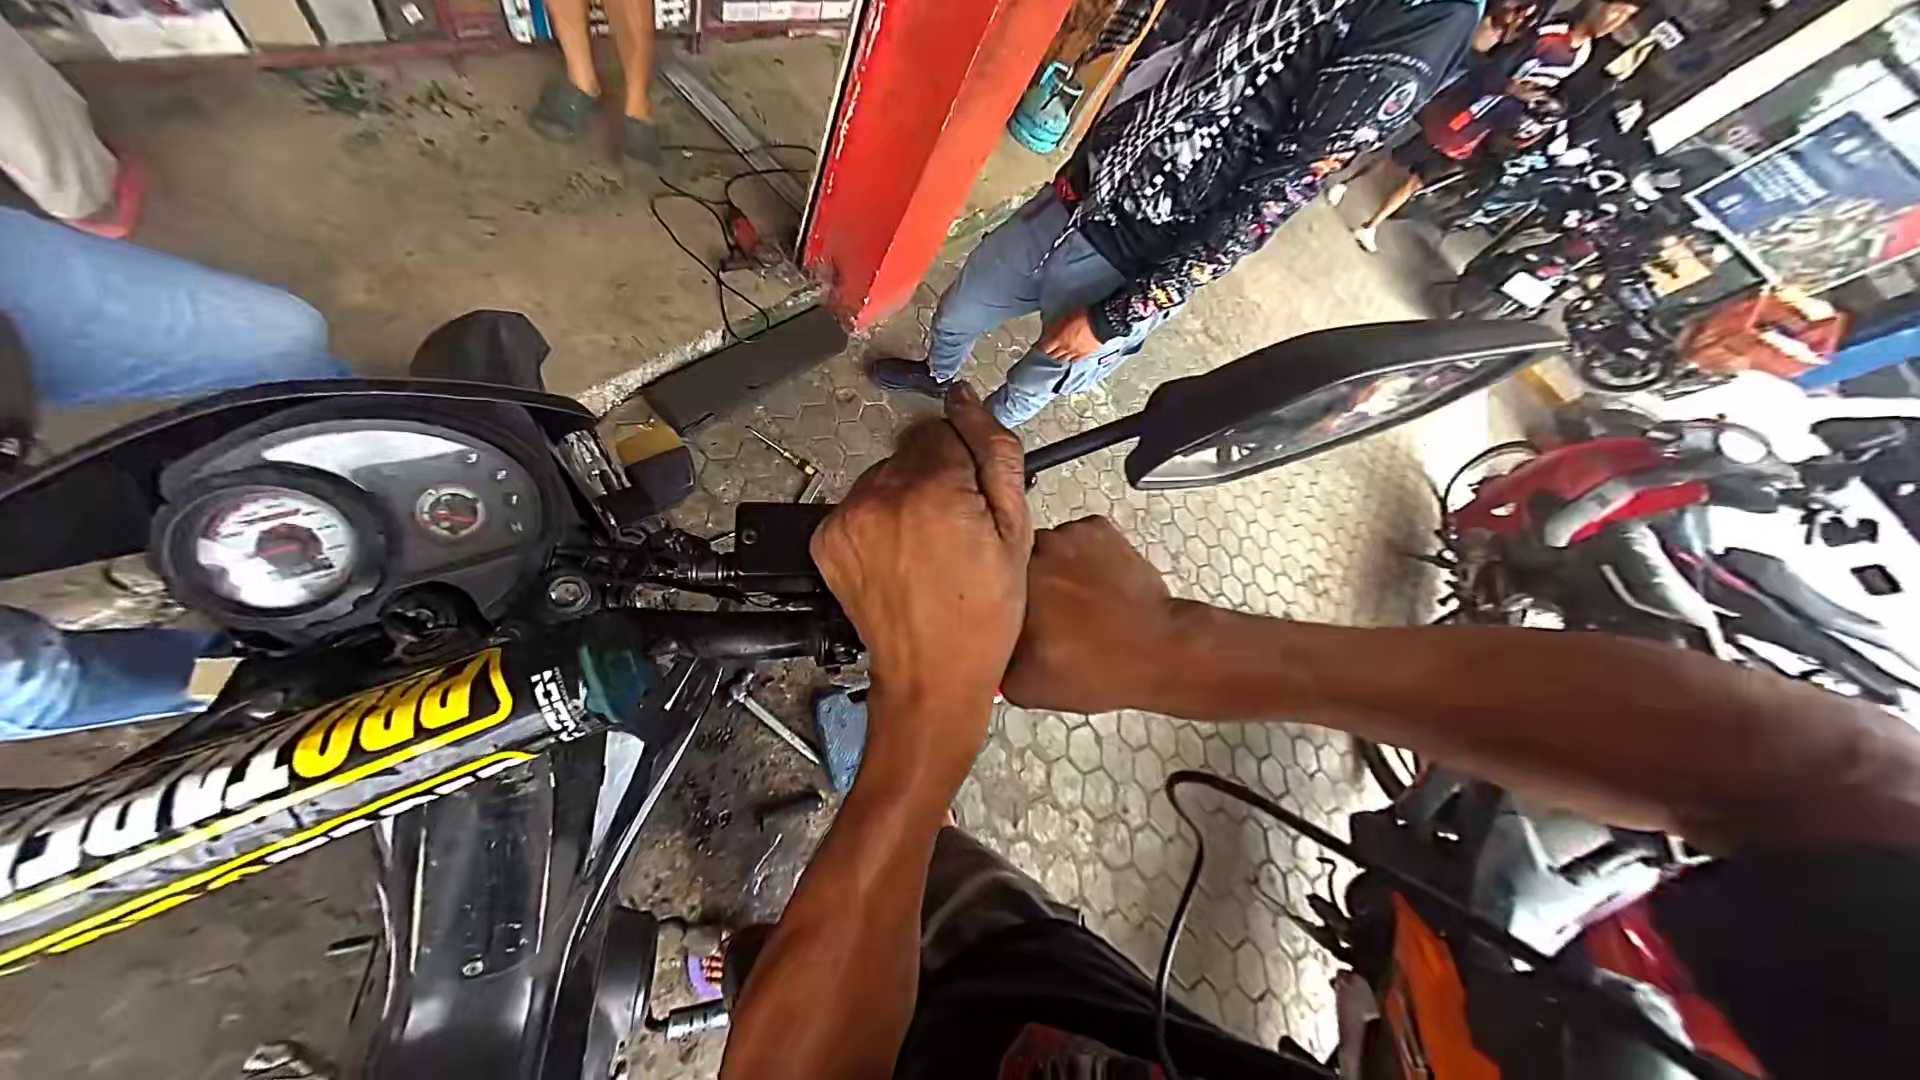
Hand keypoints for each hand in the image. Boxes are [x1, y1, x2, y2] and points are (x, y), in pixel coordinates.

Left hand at [811, 383, 1031, 785]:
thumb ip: (994, 453)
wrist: (931, 673)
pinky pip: (858, 505)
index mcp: (932, 489)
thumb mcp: (1015, 531)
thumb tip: (965, 400)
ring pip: (883, 477)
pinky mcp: (826, 539)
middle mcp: (878, 495)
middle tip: (954, 531)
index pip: (943, 429)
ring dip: (904, 498)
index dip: (965, 464)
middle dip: (935, 479)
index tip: (972, 500)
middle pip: (910, 452)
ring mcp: (846, 518)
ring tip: (926, 549)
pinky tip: (898, 558)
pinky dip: (877, 521)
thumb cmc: (983, 613)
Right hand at [1002, 516, 1184, 713]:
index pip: (986, 583)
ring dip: (1056, 570)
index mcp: (1011, 583)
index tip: (1015, 619)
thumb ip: (993, 662)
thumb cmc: (1097, 668)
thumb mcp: (1026, 687)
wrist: (1160, 650)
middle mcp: (1034, 550)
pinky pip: (1078, 539)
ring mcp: (1069, 534)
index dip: (999, 603)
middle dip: (1028, 586)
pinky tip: (1097, 586)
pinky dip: (1085, 557)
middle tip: (1048, 616)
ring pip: (1047, 549)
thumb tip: (984, 650)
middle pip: (1015, 564)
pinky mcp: (1097, 529)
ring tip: (1078, 602)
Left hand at [1036, 308, 1102, 362]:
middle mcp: (1064, 348)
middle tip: (1047, 351)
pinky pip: (1074, 360)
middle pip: (1052, 355)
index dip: (1039, 348)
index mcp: (1057, 338)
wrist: (1102, 321)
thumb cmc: (1084, 315)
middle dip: (1048, 353)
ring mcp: (1074, 352)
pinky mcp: (1084, 354)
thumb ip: (1055, 325)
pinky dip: (1070, 359)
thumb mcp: (1065, 316)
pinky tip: (1069, 357)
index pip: (1043, 348)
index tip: (1037, 346)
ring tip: (1057, 355)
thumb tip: (1048, 329)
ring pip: (1062, 359)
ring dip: (1058, 357)